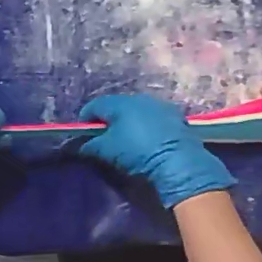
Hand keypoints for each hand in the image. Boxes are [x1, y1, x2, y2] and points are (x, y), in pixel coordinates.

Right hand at [77, 94, 233, 208]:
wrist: (179, 162)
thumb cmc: (136, 152)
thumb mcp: (106, 151)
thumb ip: (90, 145)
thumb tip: (82, 145)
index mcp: (119, 103)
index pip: (94, 106)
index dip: (85, 119)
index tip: (84, 133)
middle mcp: (139, 99)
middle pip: (116, 106)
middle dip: (109, 119)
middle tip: (105, 136)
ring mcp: (160, 106)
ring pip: (137, 111)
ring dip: (130, 122)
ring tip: (128, 138)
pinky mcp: (177, 116)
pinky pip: (155, 118)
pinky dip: (148, 126)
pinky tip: (149, 140)